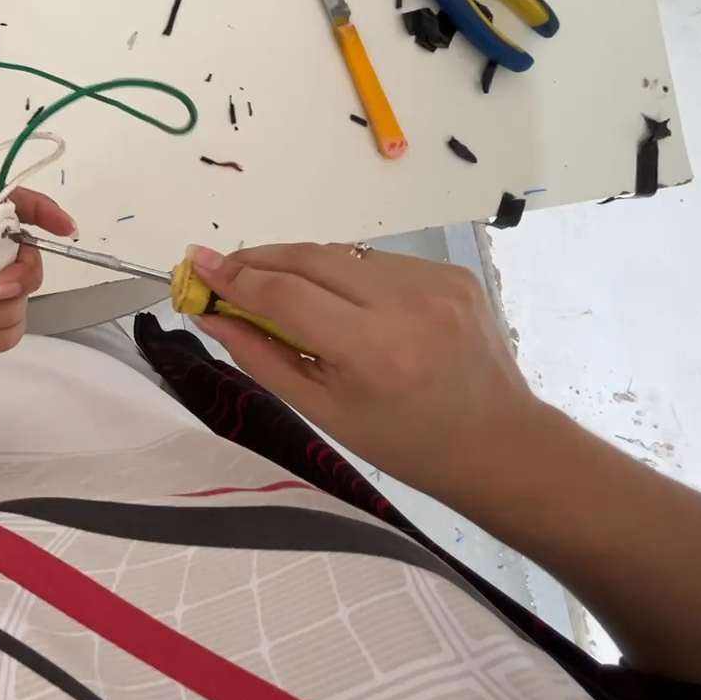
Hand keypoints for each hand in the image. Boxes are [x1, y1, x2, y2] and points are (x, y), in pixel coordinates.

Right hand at [187, 243, 548, 498]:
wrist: (504, 445)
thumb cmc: (403, 441)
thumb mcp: (321, 410)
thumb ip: (258, 356)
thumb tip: (210, 315)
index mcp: (375, 351)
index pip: (286, 295)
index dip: (235, 277)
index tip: (196, 263)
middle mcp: (408, 305)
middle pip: (308, 258)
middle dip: (257, 260)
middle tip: (222, 270)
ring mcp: (435, 282)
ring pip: (337, 254)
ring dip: (296, 265)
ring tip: (276, 288)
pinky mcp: (450, 272)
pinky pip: (370, 260)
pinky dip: (339, 272)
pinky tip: (339, 299)